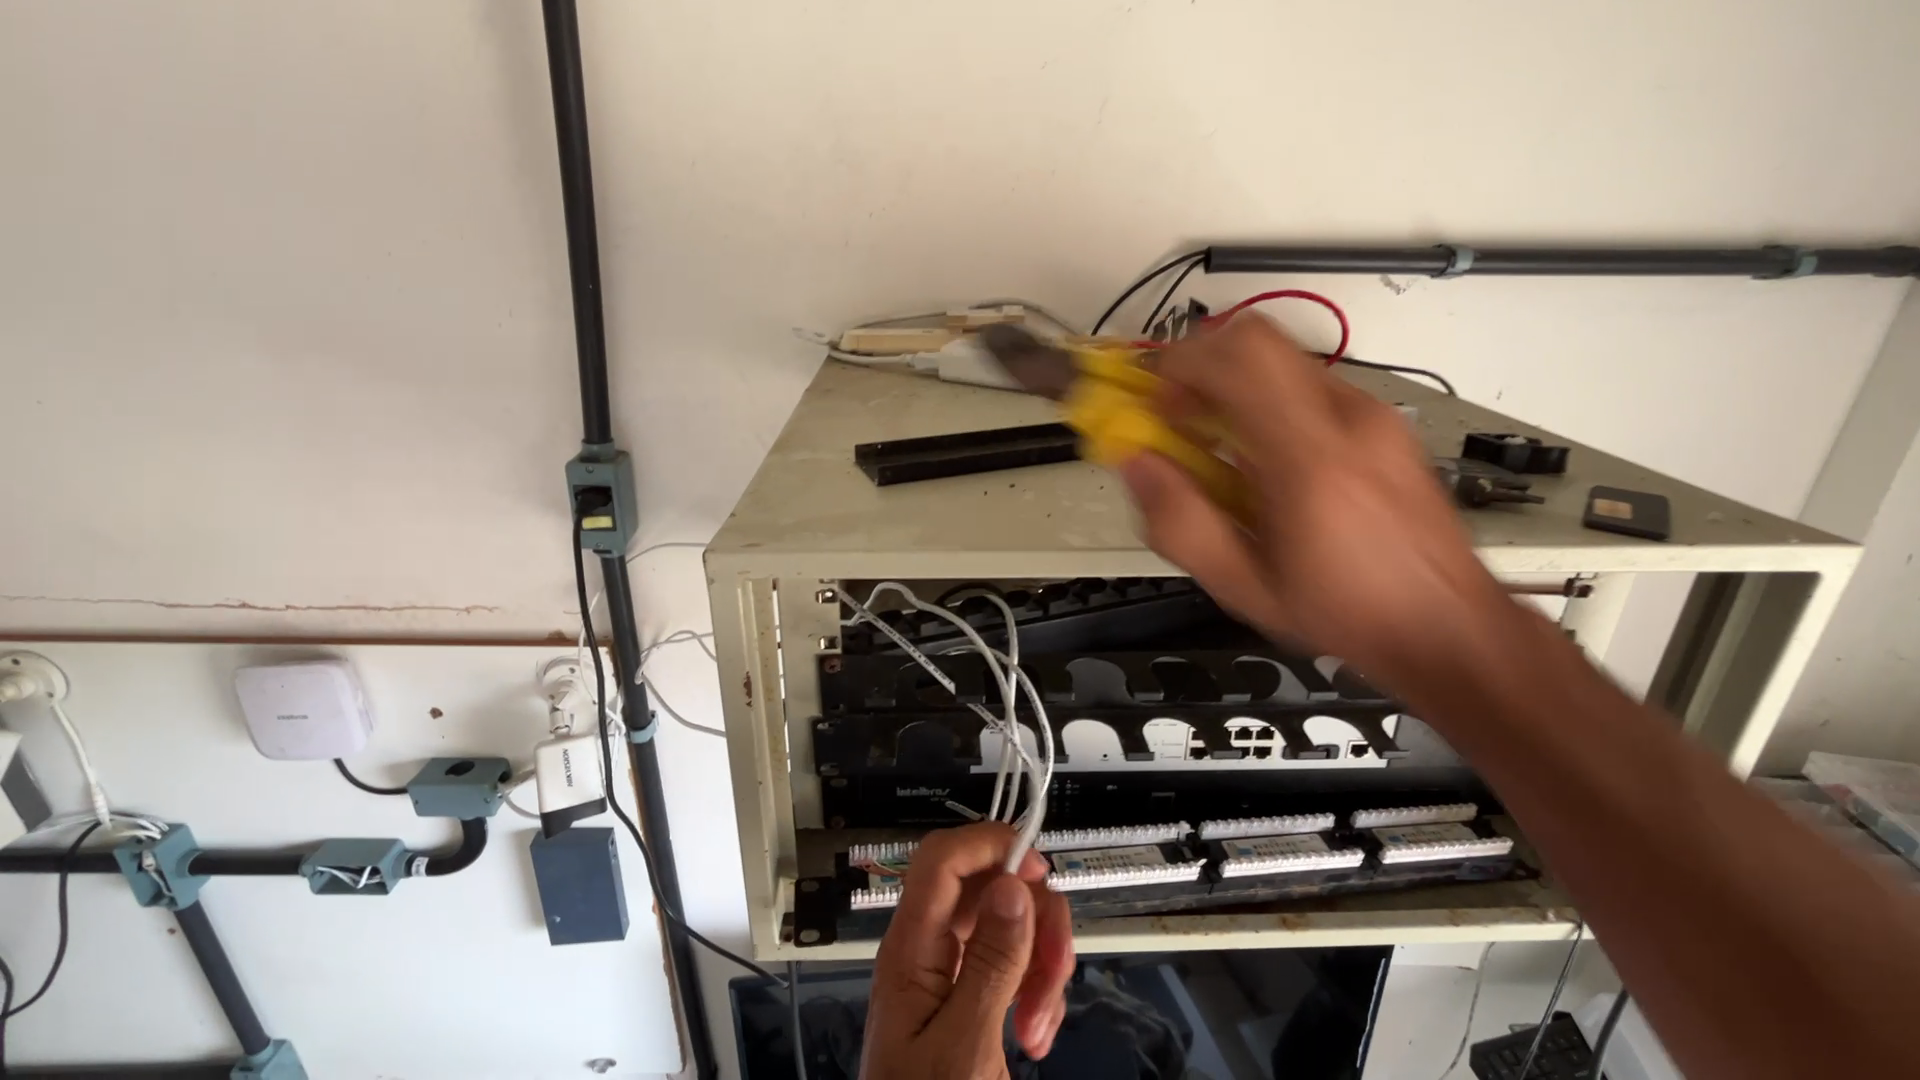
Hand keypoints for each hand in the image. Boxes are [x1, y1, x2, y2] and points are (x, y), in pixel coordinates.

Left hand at [862, 823, 1075, 1078]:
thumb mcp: (964, 1046)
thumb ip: (989, 963)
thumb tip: (1010, 884)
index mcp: (911, 948)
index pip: (940, 860)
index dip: (988, 845)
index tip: (1040, 873)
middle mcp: (929, 947)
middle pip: (989, 888)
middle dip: (1035, 925)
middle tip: (1054, 979)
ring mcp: (951, 968)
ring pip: (1010, 922)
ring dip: (1042, 964)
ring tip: (1042, 1026)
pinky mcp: (972, 991)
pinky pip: (1014, 960)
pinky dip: (1037, 987)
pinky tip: (1036, 1032)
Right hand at [1119, 315, 1513, 691]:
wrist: (1446, 625)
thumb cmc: (1349, 613)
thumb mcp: (1243, 586)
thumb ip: (1180, 522)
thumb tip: (1137, 465)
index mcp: (1311, 461)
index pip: (1238, 359)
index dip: (1177, 364)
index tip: (1149, 400)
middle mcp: (1350, 422)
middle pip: (1258, 340)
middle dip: (1199, 366)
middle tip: (1174, 415)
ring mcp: (1374, 417)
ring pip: (1282, 362)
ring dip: (1232, 388)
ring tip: (1214, 448)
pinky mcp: (1384, 424)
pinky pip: (1309, 388)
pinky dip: (1267, 404)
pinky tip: (1260, 462)